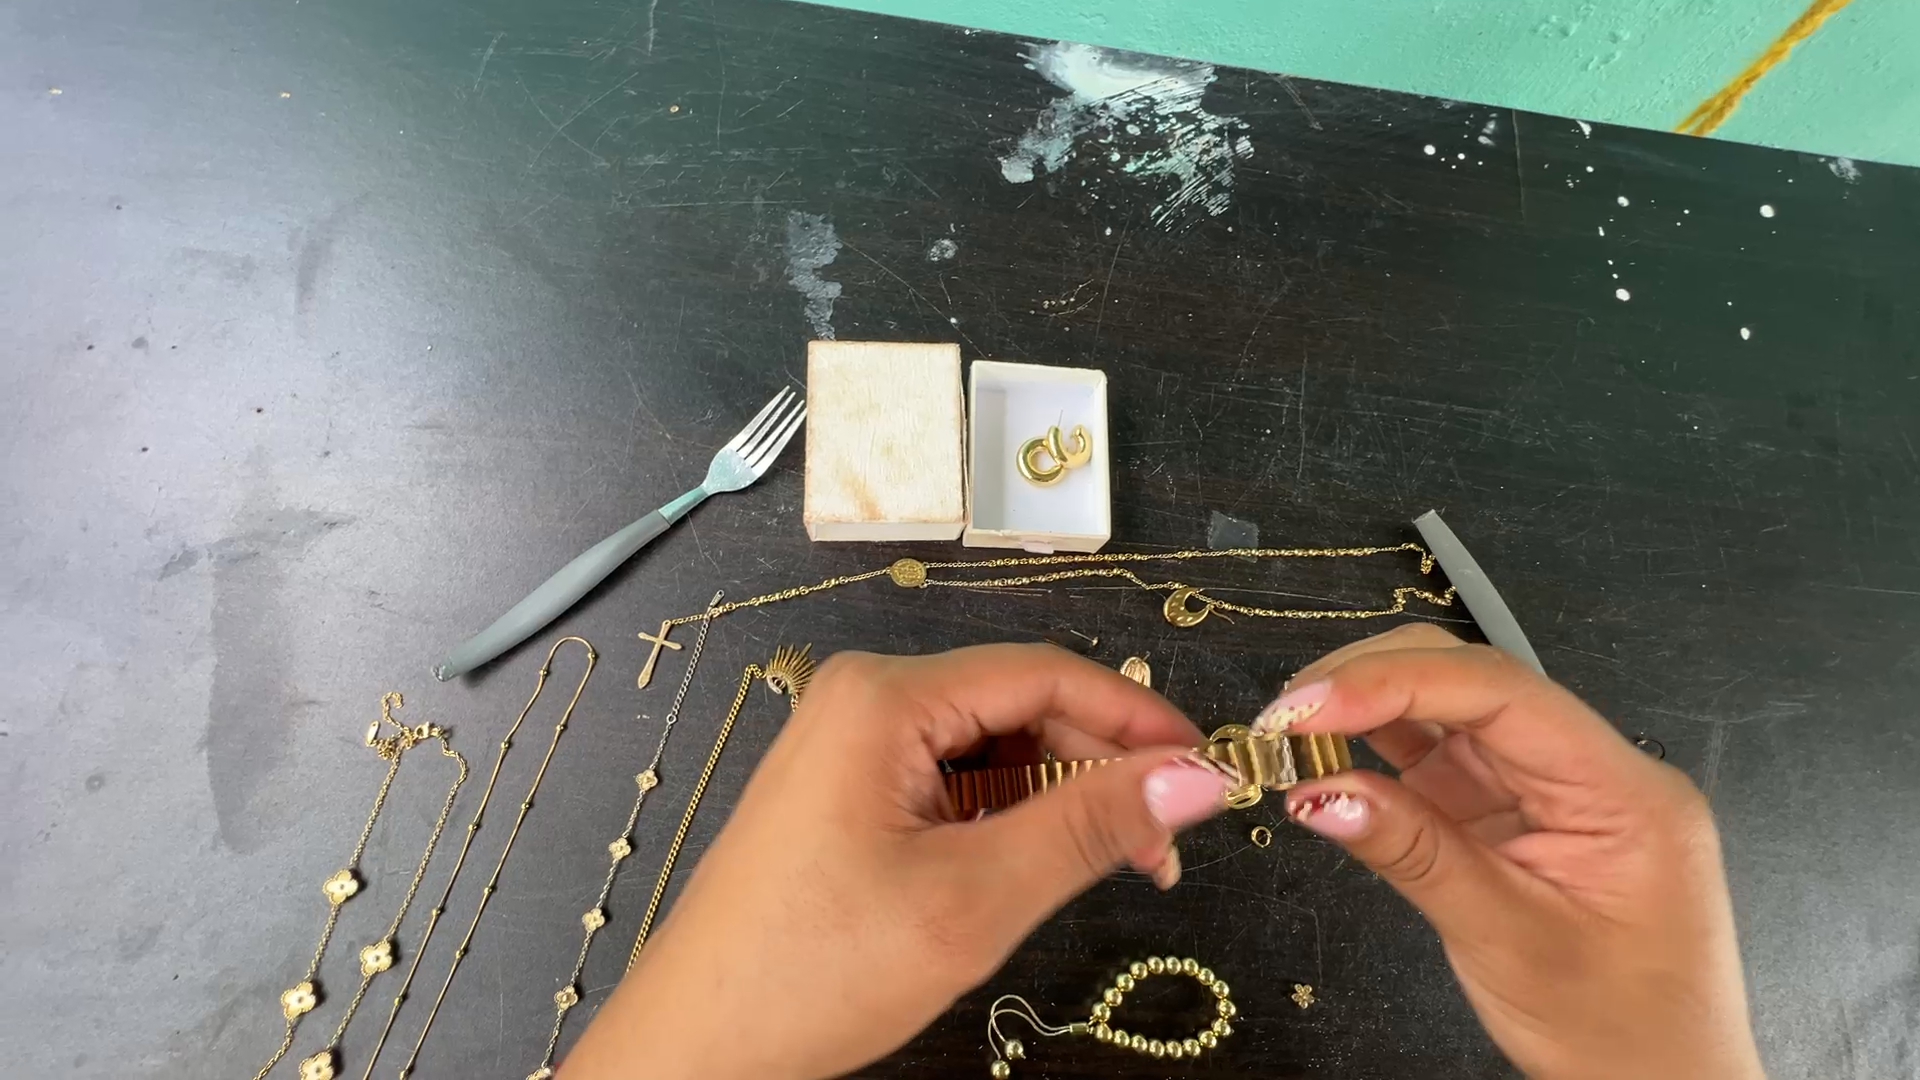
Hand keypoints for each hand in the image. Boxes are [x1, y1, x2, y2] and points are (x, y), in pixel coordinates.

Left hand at [561, 645, 1234, 1079]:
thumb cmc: (821, 969)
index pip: (1040, 673)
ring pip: (990, 744)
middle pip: (1016, 707)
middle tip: (1161, 844)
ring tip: (1108, 862)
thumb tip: (1198, 777)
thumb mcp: (972, 899)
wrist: (693, 1047)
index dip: (1132, 713)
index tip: (1205, 764)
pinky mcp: (853, 776)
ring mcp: (856, 733)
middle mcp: (869, 693)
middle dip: (1095, 767)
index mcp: (886, 694)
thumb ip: (1088, 825)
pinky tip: (1034, 857)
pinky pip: (953, 772)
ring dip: (1056, 795)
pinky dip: (1006, 812)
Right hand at [1262, 623, 1764, 1079]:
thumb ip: (1411, 853)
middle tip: (1282, 717)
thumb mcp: (1508, 941)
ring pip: (1430, 697)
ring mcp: (1524, 773)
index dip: (1392, 682)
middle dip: (1364, 680)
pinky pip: (1416, 742)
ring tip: (1286, 729)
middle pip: (1460, 674)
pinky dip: (1360, 740)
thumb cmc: (1609, 1028)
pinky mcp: (1484, 792)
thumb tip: (1310, 793)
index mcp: (1615, 785)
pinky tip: (1317, 750)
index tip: (1304, 708)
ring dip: (1353, 703)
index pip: (1496, 691)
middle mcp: (1571, 759)